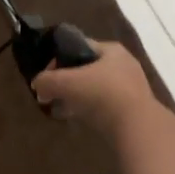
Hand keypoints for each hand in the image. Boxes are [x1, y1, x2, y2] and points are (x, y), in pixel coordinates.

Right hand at [31, 40, 159, 134]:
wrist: (137, 127)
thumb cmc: (101, 94)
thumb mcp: (66, 82)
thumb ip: (47, 81)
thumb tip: (38, 86)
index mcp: (111, 50)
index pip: (79, 46)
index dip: (58, 59)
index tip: (47, 76)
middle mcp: (123, 64)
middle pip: (87, 69)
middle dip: (67, 81)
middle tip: (53, 94)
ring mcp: (131, 87)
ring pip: (95, 88)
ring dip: (77, 97)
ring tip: (61, 108)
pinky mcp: (134, 108)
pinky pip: (105, 105)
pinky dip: (90, 109)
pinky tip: (77, 119)